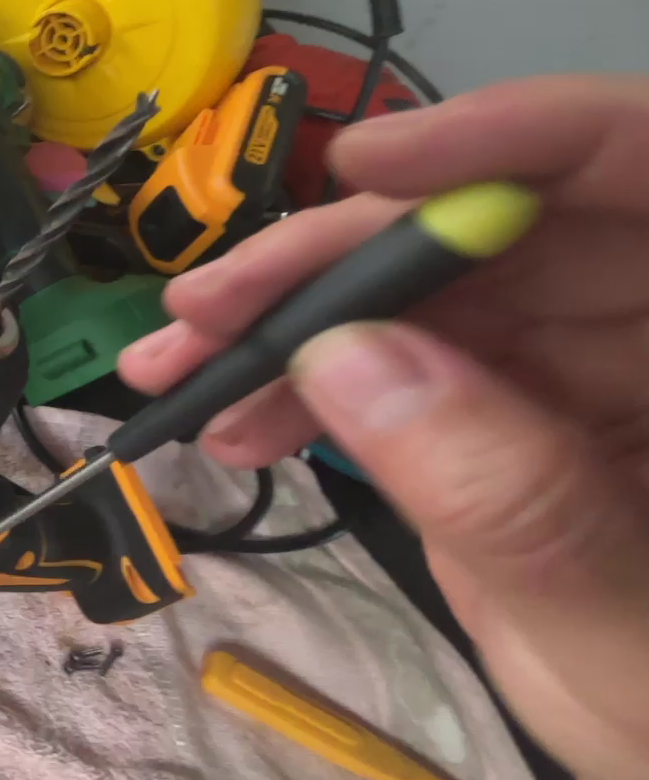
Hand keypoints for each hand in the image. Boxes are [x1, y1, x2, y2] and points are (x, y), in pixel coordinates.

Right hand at [119, 75, 648, 779]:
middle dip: (325, 266)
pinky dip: (290, 386)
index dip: (519, 140)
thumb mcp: (622, 639)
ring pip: (408, 294)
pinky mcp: (492, 389)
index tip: (365, 161)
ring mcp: (578, 355)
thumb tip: (344, 359)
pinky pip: (376, 357)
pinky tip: (231, 426)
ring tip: (175, 372)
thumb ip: (507, 499)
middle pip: (492, 234)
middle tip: (201, 307)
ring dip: (275, 328)